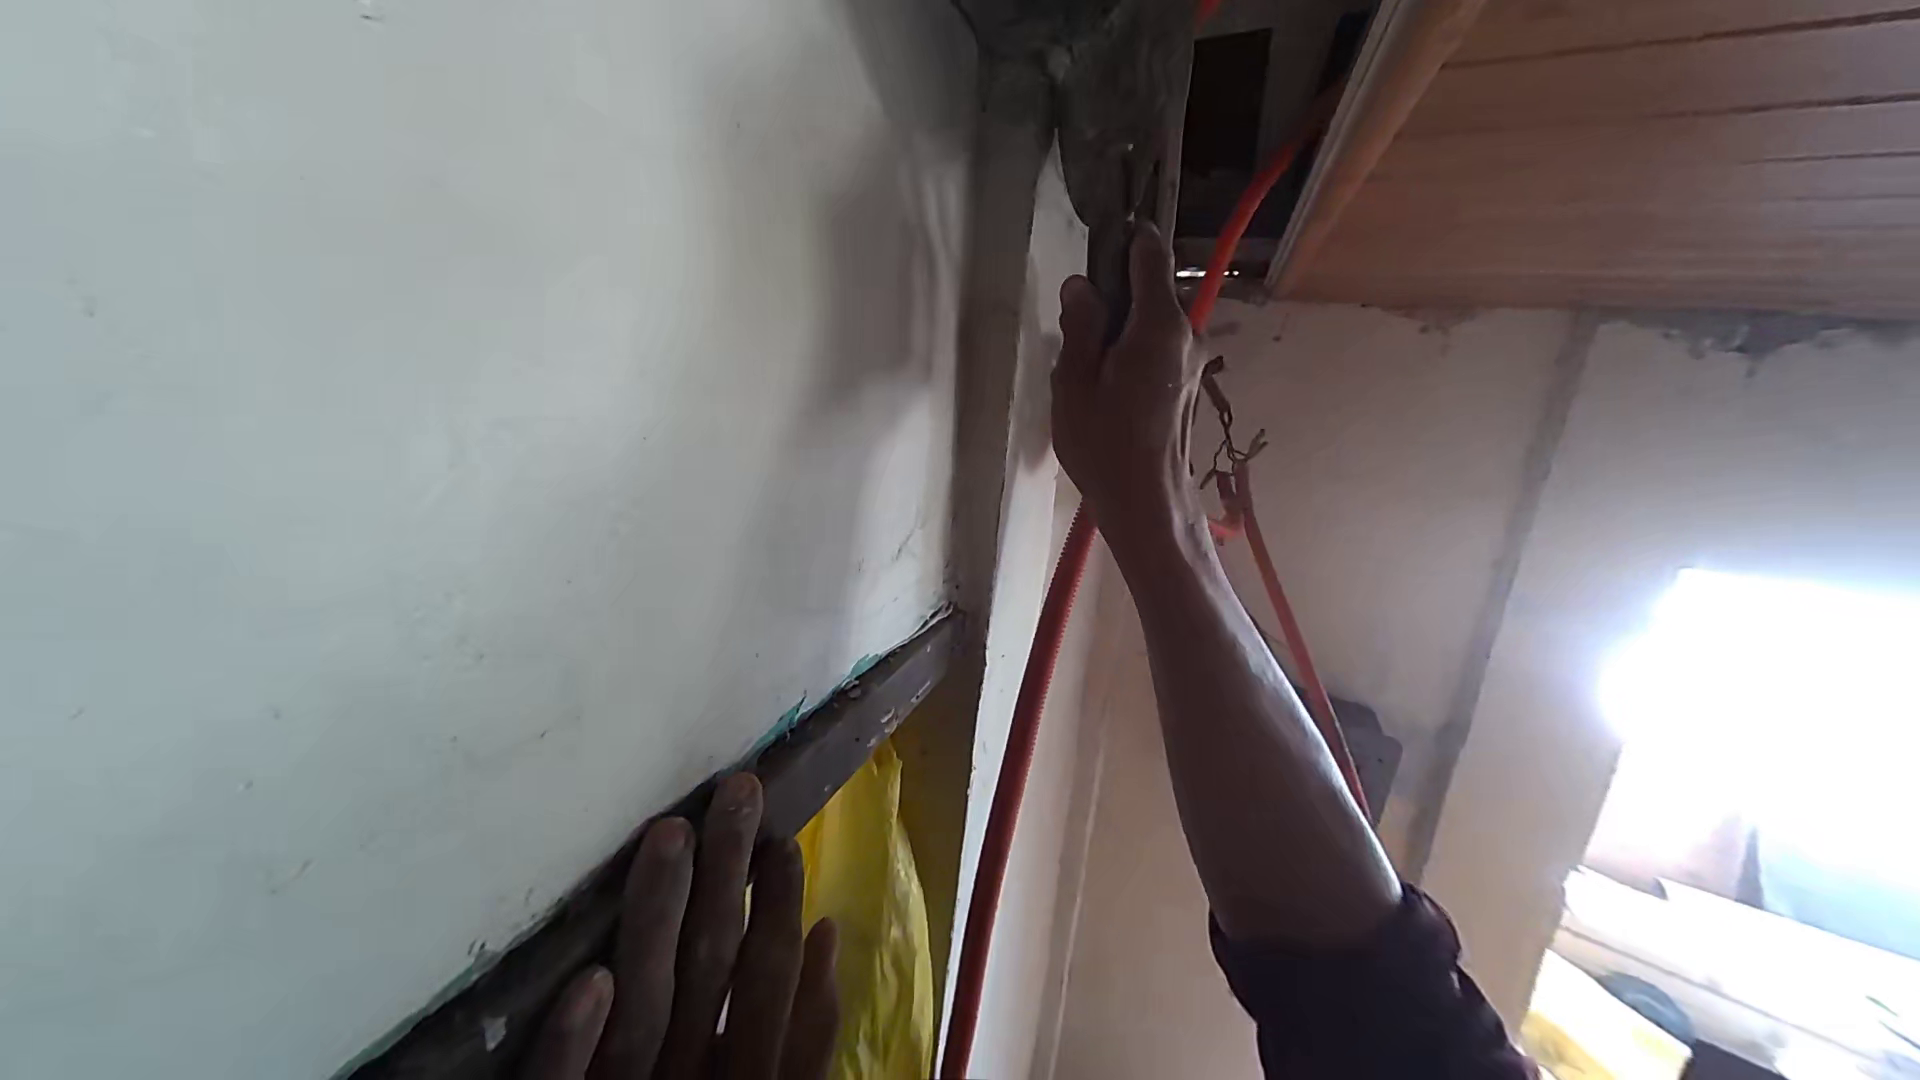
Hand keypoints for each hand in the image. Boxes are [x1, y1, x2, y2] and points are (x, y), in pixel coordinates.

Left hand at [518, 773, 839, 1079]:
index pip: (768, 973)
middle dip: (729, 875)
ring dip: (657, 918)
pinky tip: (590, 980)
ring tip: (670, 833)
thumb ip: (811, 1033)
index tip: (782, 834)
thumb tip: (829, 934)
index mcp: (743, 1077)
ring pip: (642, 1007)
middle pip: (711, 966)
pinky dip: (570, 1046)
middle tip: (737, 791)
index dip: (779, 902)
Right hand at [1052, 222, 1198, 557]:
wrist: (1146, 502)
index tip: (1093, 252)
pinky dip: (1132, 356)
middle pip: (1149, 291)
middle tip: (1074, 339)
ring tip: (1088, 375)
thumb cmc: (1104, 444)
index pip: (1149, 252)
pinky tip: (1109, 393)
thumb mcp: (1074, 382)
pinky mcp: (1188, 385)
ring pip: (1151, 325)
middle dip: (1112, 301)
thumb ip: (1079, 326)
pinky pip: (1157, 351)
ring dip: (1120, 334)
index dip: (1121, 242)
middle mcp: (1185, 334)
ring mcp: (1192, 362)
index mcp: (1158, 325)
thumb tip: (1081, 285)